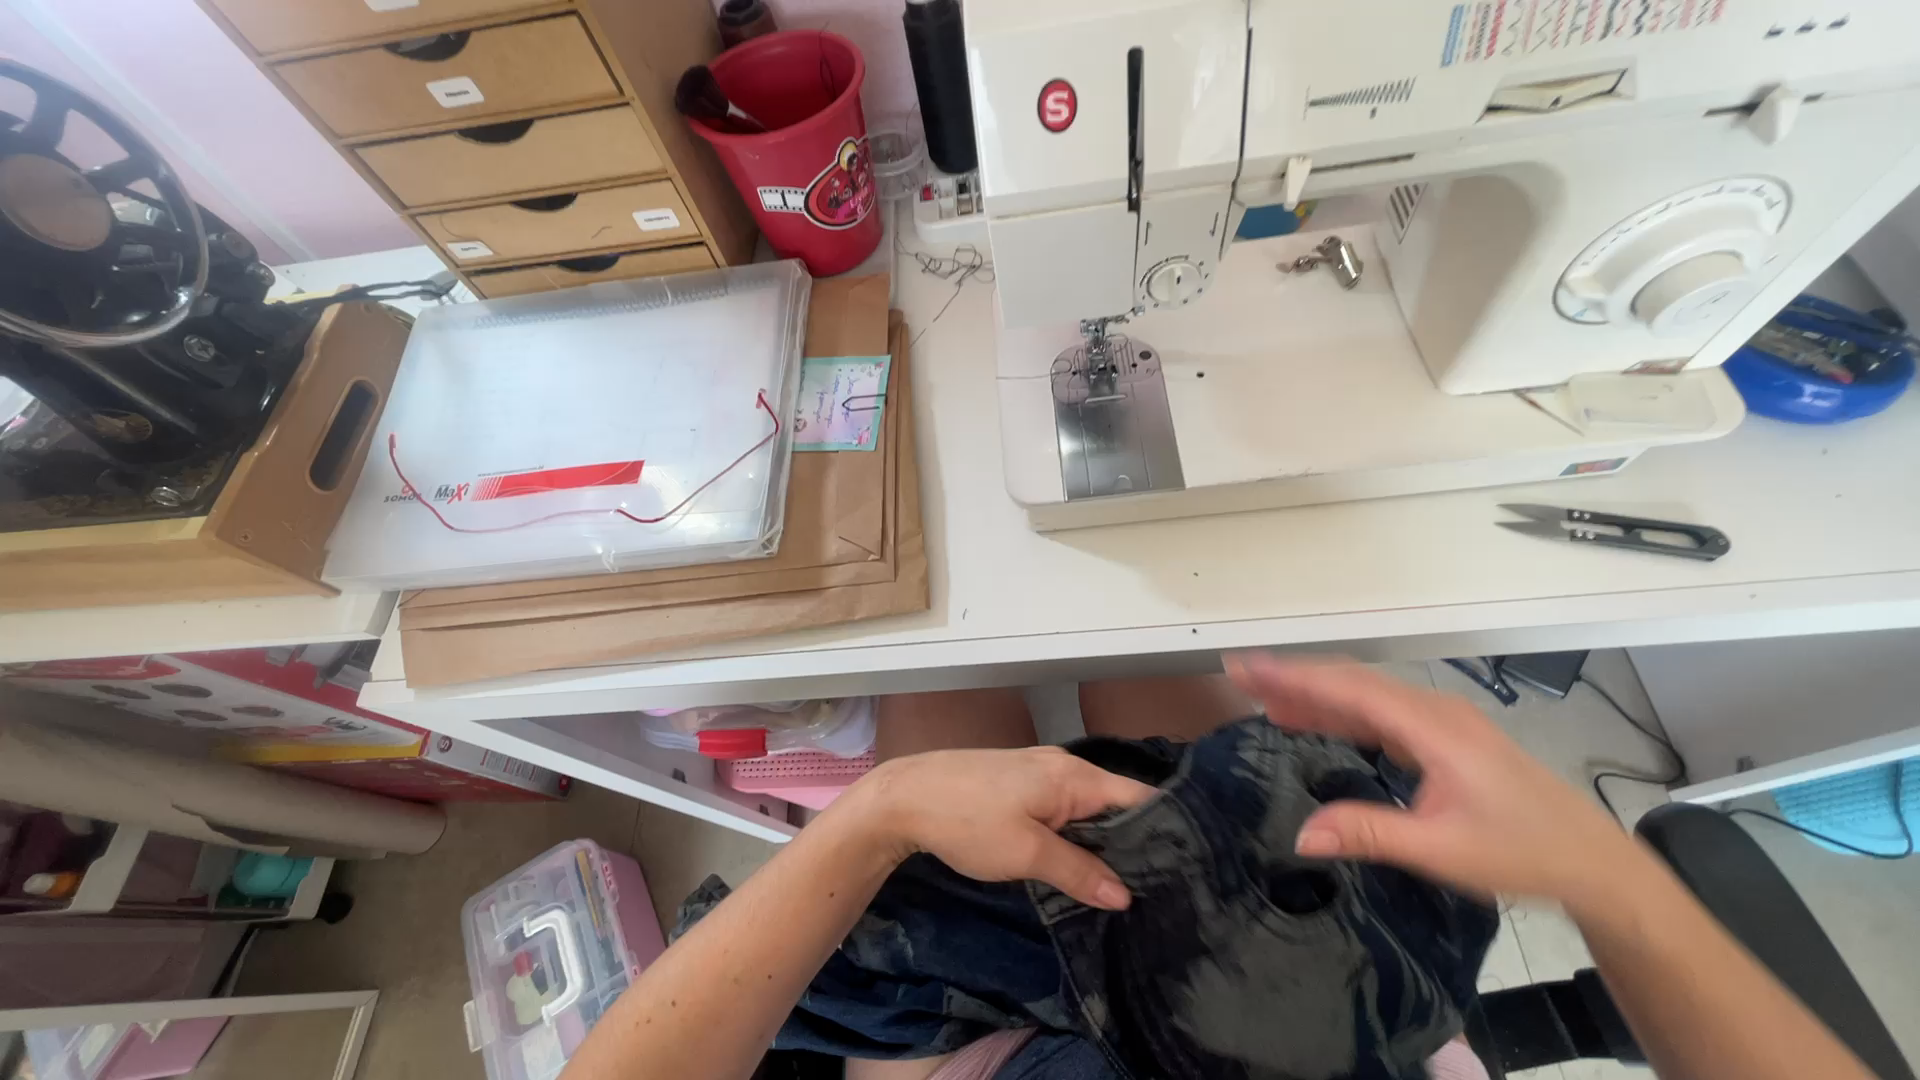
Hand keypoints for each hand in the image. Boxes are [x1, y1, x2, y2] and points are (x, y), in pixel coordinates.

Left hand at [843, 747, 1157, 910]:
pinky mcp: (1020, 783)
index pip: (1139, 796)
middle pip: (1116, 801)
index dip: (1166, 827)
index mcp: (1073, 776)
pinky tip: (1082, 860)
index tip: (1187, 866)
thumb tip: (1125, 895)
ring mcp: (1040, 771)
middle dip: (1137, 839)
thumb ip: (1078, 871)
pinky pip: (1065, 806)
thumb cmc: (968, 820)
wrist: (905, 797)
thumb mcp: (1026, 854)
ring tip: (1130, 880)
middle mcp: (1063, 766)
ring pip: (1088, 806)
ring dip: (1104, 838)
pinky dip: (1078, 832)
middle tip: (1162, 885)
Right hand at [1226, 654, 1650, 912]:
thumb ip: (1368, 833)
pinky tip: (1312, 720)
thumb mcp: (1441, 849)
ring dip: (1313, 693)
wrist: (1595, 865)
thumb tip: (1300, 836)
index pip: (1351, 688)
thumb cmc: (1523, 852)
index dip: (1295, 676)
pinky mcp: (1442, 738)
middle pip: (1352, 682)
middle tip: (1240, 676)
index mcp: (1433, 728)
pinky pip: (1378, 713)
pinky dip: (1338, 712)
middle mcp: (1434, 712)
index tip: (1248, 668)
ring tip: (1261, 696)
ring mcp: (1439, 722)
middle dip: (1294, 677)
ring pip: (1364, 695)